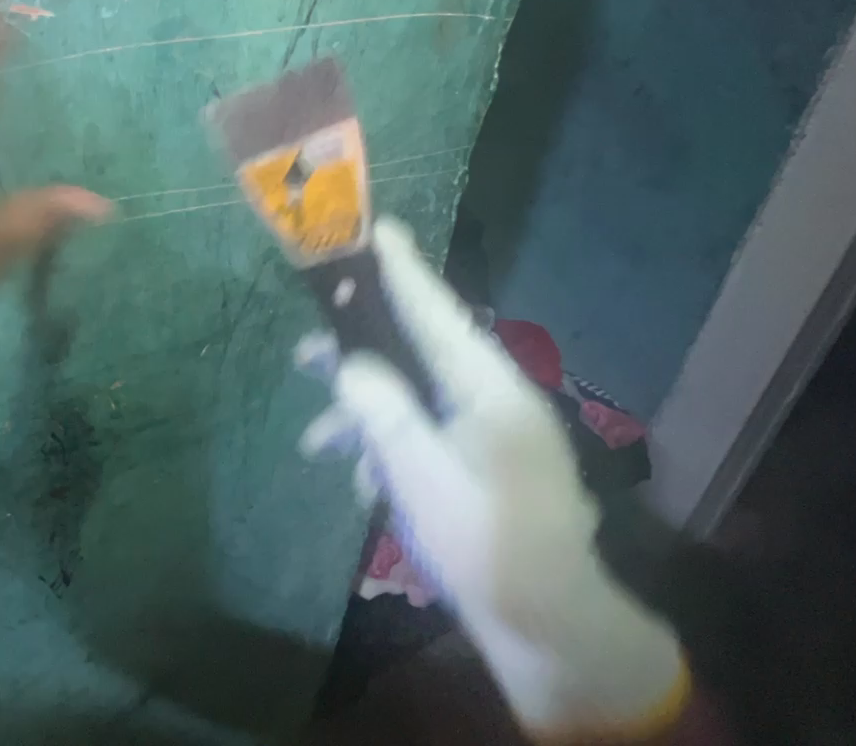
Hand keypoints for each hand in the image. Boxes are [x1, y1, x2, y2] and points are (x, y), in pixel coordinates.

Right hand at [300, 218, 687, 741]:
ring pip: (411, 396)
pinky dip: (386, 448)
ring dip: (363, 414)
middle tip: (306, 351)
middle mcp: (489, 399)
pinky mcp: (477, 462)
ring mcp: (486, 432)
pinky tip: (361, 483)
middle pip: (414, 351)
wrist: (549, 626)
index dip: (403, 270)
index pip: (437, 313)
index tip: (378, 228)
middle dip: (358, 352)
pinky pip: (421, 433)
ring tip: (314, 440)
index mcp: (488, 389)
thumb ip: (384, 414)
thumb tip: (350, 366)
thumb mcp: (424, 478)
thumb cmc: (488, 545)